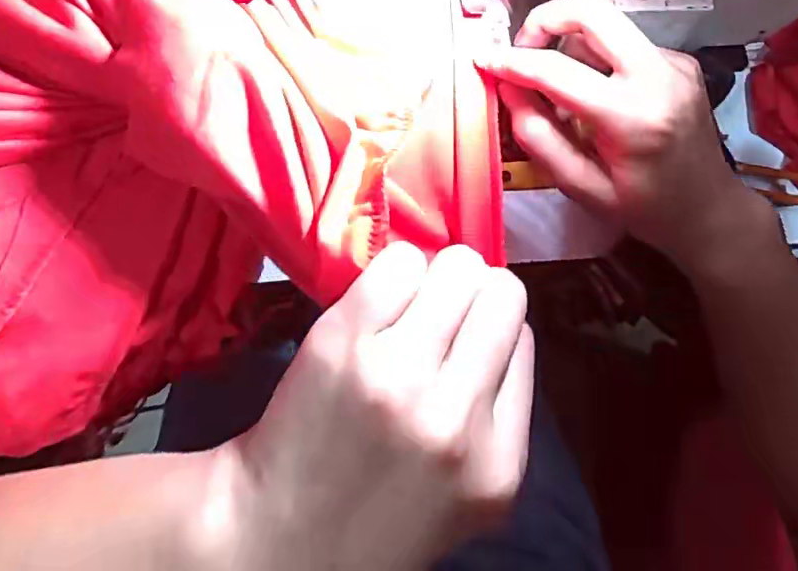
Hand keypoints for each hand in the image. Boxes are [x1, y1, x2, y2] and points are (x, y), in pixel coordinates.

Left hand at [201, 243, 533, 570]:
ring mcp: (397, 374)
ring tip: (406, 307)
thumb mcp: (468, 486)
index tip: (463, 335)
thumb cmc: (376, 507)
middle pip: (503, 292)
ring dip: (434, 277)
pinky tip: (375, 301)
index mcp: (497, 463)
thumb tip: (496, 310)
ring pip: (457, 266)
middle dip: (475, 291)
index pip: (523, 337)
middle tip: (440, 310)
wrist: (274, 538)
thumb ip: (499, 406)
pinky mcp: (344, 339)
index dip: (490, 327)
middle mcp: (454, 417)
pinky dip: (394, 270)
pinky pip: (400, 260)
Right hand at [477, 0, 772, 266]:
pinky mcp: (679, 61)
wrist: (712, 211)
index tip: (484, 58)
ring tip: (566, 92)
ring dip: (572, 45)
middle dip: (545, 20)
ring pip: (606, 26)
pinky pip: (623, 44)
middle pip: (591, 12)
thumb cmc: (646, 209)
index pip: (557, 70)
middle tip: (524, 51)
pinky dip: (599, 60)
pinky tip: (602, 95)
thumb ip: (537, 136)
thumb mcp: (581, 187)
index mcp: (632, 116)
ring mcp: (674, 63)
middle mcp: (659, 77)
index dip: (511, 61)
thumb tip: (508, 87)